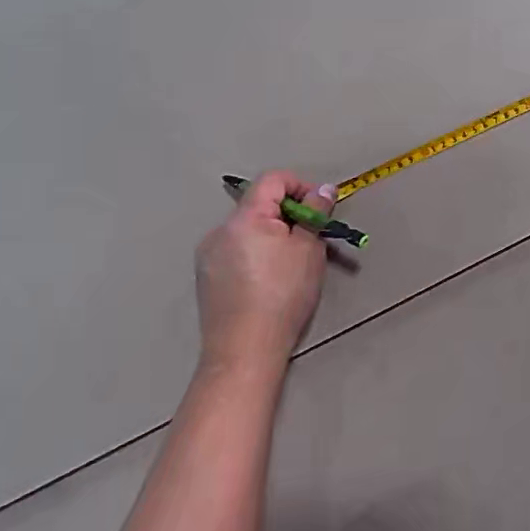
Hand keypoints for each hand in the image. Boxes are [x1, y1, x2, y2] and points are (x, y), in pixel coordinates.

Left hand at [195, 171, 330, 367]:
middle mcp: (220, 230)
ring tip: (289, 262)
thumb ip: (315, 214)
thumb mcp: (309, 251)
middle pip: (258, 204)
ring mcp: (208, 254)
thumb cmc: (283, 296)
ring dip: (270, 233)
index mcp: (245, 218)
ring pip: (247, 228)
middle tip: (309, 238)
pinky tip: (266, 279)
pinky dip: (254, 252)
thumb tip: (323, 190)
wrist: (244, 351)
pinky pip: (234, 249)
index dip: (300, 186)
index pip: (273, 179)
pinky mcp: (205, 277)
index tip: (318, 209)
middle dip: (287, 213)